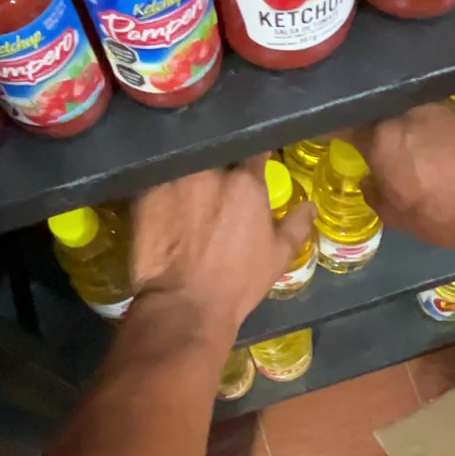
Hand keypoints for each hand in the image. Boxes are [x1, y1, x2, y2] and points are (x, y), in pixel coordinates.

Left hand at [129, 156, 315, 340]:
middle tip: (217, 179)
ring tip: (188, 187)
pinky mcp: (145, 193)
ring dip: (189, 171)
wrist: (185, 305)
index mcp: (246, 182)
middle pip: (216, 153)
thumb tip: (310, 206)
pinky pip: (155, 179)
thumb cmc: (238, 283)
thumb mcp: (278, 257)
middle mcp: (210, 171)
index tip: (254, 157)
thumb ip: (296, 226)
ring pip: (184, 162)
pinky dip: (161, 186)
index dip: (256, 152)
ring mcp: (174, 179)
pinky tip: (163, 200)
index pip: (255, 150)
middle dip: (219, 161)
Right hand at [345, 102, 454, 257]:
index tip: (331, 135)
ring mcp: (442, 108)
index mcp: (382, 137)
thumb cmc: (442, 216)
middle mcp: (408, 113)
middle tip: (380, 149)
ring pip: (414, 114)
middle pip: (383, 116)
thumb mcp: (396, 216)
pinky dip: (438, 132)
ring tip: (416, 150)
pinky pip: (442, 119)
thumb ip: (374, 192)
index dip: (336, 130)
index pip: (347, 126)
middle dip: (378, 130)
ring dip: (410, 129)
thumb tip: (370, 179)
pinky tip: (445, 149)